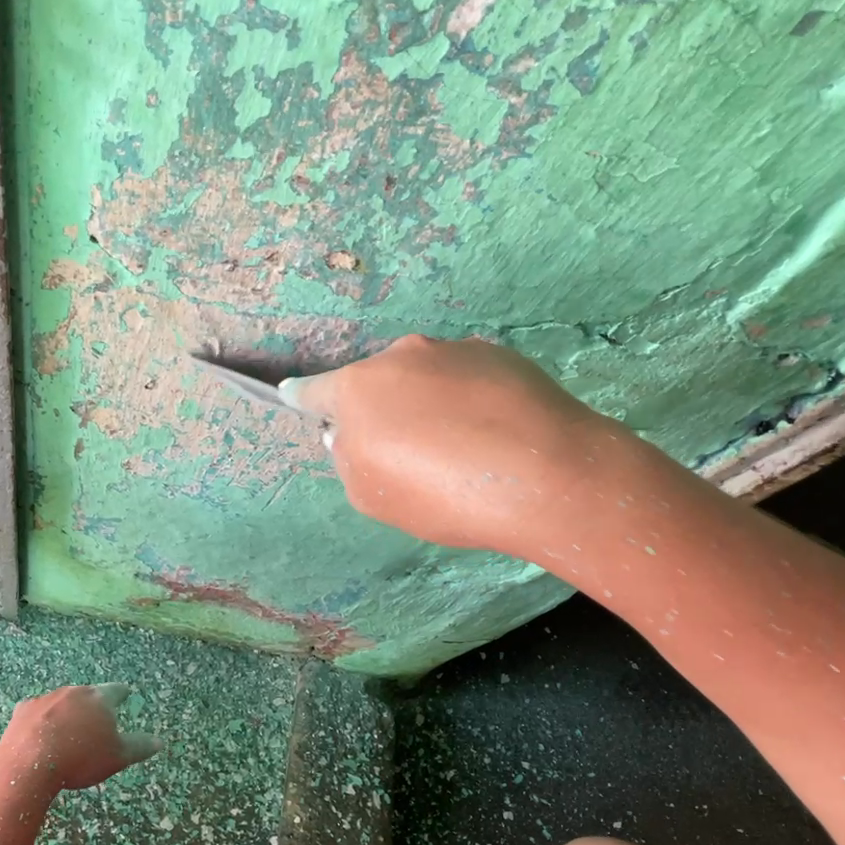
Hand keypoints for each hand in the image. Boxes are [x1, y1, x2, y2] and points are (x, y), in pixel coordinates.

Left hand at [0, 683, 163, 791]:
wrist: (31, 763)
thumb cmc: (81, 758)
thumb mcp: (118, 756)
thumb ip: (139, 746)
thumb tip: (159, 741)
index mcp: (99, 700)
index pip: (115, 691)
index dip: (121, 694)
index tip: (125, 693)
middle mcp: (73, 692)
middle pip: (86, 694)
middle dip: (91, 703)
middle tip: (94, 716)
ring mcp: (46, 699)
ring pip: (60, 701)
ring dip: (66, 711)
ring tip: (67, 729)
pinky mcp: (24, 710)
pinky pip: (37, 712)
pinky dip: (41, 720)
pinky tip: (39, 734)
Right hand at [281, 336, 629, 557]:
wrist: (549, 477)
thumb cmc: (440, 493)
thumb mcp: (369, 494)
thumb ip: (346, 458)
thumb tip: (352, 433)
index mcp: (358, 387)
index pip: (312, 390)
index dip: (301, 399)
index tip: (294, 398)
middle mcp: (401, 356)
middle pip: (373, 382)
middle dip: (377, 409)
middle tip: (401, 452)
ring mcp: (455, 350)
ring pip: (422, 378)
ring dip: (425, 403)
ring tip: (457, 449)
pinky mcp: (504, 356)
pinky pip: (466, 380)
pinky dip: (466, 402)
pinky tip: (490, 438)